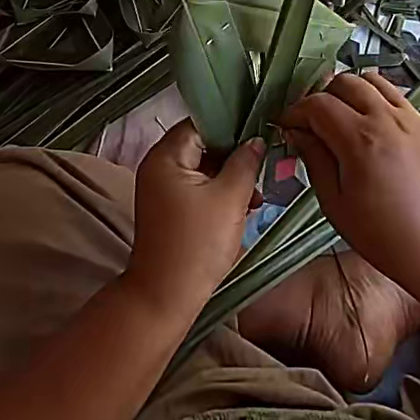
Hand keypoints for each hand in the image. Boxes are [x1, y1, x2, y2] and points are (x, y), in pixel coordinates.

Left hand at [125, 120, 264, 311]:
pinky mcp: (168, 206)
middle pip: (202, 144)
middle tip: (261, 170)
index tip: (259, 133)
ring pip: (203, 167)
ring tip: (255, 197)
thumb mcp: (230, 198)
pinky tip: (242, 207)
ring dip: (230, 177)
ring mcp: (161, 187)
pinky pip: (197, 187)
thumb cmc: (197, 244)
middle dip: (234, 156)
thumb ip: (245, 162)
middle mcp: (158, 165)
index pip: (201, 123)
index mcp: (166, 155)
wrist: (165, 296)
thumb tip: (256, 139)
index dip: (231, 125)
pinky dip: (219, 193)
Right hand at [281, 71, 419, 299]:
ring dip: (347, 91)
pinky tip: (365, 123)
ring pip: (369, 80)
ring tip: (337, 117)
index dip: (295, 112)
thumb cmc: (385, 237)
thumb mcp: (336, 204)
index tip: (284, 126)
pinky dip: (372, 97)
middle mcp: (386, 118)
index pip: (317, 104)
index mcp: (360, 139)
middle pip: (343, 82)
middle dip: (319, 96)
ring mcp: (409, 118)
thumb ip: (314, 160)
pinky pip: (392, 93)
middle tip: (309, 122)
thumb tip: (296, 134)